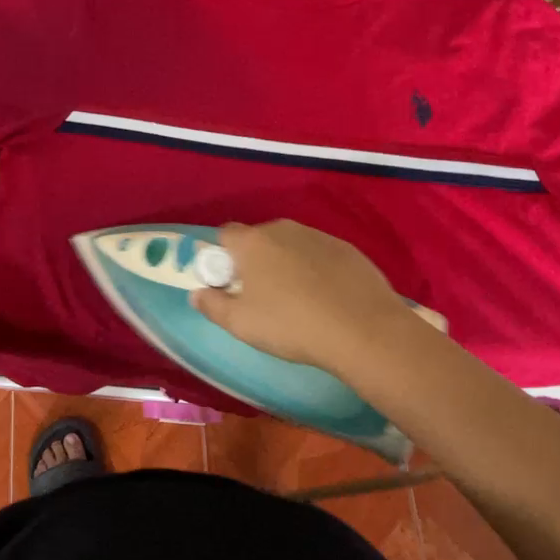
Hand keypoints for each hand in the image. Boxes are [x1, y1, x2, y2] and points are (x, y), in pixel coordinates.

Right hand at [191, 220, 413, 374]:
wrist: (363, 330)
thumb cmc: (292, 325)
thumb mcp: (241, 324)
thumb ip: (212, 305)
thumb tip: (196, 293)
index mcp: (252, 242)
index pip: (225, 234)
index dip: (224, 257)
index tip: (233, 284)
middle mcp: (282, 229)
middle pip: (259, 239)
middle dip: (257, 261)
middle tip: (265, 297)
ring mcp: (318, 236)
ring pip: (292, 245)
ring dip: (289, 264)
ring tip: (300, 301)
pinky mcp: (347, 249)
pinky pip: (321, 255)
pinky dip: (319, 270)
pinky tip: (329, 298)